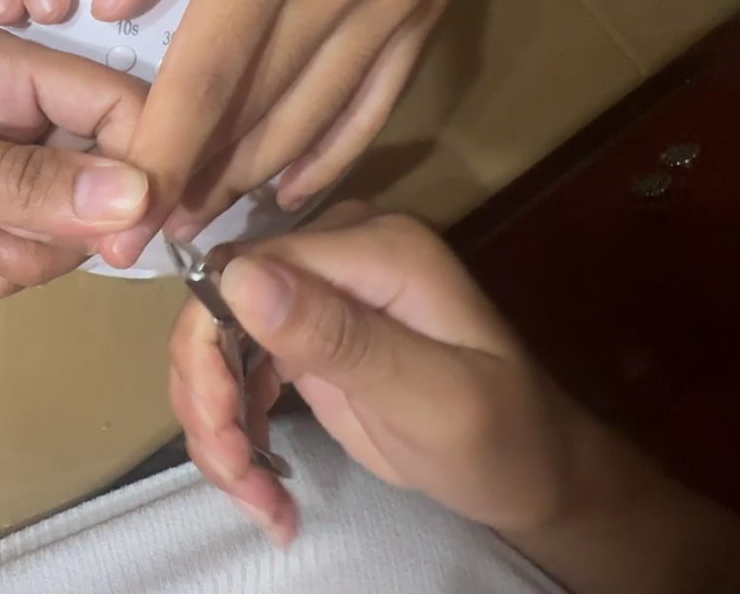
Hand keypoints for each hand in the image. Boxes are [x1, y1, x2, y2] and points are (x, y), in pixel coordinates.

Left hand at [0, 27, 151, 295]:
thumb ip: (22, 181)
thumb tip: (137, 197)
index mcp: (8, 65)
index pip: (117, 101)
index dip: (140, 166)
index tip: (127, 240)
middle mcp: (20, 104)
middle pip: (106, 169)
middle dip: (62, 225)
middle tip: (0, 244)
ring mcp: (9, 157)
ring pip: (76, 218)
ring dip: (27, 250)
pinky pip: (42, 243)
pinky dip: (7, 262)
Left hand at [90, 0, 533, 264]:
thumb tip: (109, 6)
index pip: (202, 80)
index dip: (160, 155)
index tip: (123, 215)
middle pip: (251, 116)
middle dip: (193, 184)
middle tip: (144, 237)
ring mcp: (391, 9)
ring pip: (307, 122)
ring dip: (248, 178)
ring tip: (197, 219)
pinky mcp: (424, 11)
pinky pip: (372, 105)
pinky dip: (329, 155)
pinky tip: (289, 188)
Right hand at [169, 204, 591, 545]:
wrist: (531, 473)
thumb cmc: (504, 441)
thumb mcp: (434, 397)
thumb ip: (339, 335)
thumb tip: (235, 276)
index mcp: (369, 246)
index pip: (248, 267)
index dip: (214, 340)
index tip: (225, 429)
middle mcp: (329, 250)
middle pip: (218, 301)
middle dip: (208, 391)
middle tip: (236, 475)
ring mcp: (309, 288)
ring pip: (212, 334)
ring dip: (214, 416)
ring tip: (253, 493)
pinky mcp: (294, 326)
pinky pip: (232, 358)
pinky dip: (229, 420)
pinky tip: (254, 475)